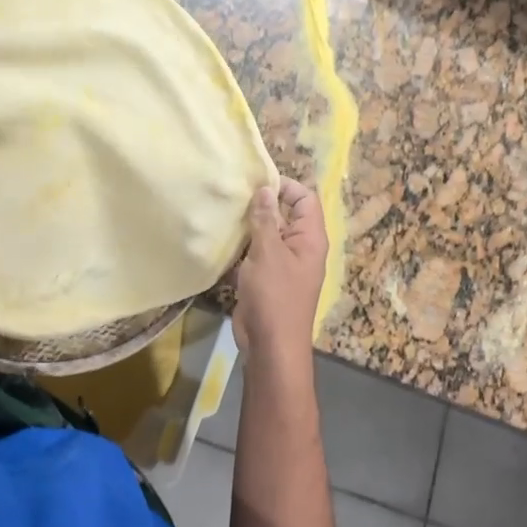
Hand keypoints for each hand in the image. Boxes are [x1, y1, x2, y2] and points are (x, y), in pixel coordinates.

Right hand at [234, 177, 327, 360]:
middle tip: (231, 196)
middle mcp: (299, 248)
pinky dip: (237, 249)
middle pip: (283, 215)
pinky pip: (252, 256)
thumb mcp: (268, 253)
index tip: (255, 182)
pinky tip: (216, 242)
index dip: (284, 186)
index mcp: (310, 239)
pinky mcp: (264, 280)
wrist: (270, 345)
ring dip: (245, 228)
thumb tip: (265, 190)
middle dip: (259, 205)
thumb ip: (265, 219)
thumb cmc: (275, 296)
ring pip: (264, 236)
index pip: (305, 199)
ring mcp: (281, 265)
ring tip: (220, 214)